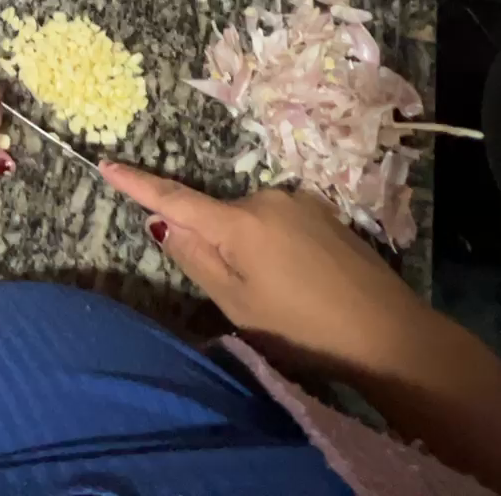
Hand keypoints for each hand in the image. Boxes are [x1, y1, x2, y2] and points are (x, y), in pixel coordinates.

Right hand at [101, 162, 442, 383]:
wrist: (394, 336)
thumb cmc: (304, 329)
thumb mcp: (237, 305)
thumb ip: (194, 258)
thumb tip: (162, 221)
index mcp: (238, 223)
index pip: (174, 198)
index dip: (137, 184)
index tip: (105, 164)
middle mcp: (265, 199)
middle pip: (218, 216)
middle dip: (215, 243)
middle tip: (242, 295)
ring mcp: (299, 202)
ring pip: (251, 221)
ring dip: (249, 247)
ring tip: (282, 295)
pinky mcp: (325, 212)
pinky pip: (280, 222)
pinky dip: (276, 246)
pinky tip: (303, 282)